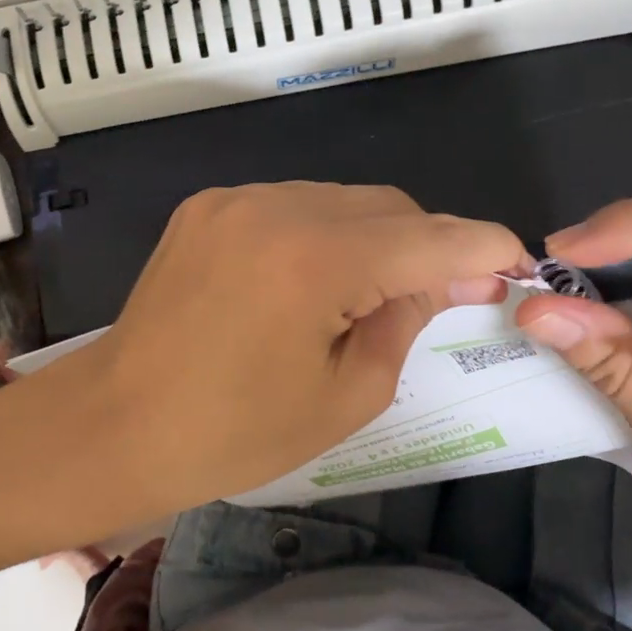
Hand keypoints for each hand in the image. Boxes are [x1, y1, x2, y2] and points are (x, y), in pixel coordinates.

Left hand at [85, 183, 524, 512]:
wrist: (117, 421)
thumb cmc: (233, 431)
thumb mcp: (346, 395)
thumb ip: (404, 321)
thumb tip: (443, 279)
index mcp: (316, 258)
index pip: (431, 236)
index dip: (484, 248)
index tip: (514, 267)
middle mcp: (275, 207)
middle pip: (385, 206)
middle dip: (424, 244)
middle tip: (434, 298)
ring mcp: (232, 199)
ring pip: (337, 200)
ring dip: (368, 237)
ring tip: (360, 297)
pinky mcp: (204, 206)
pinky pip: (287, 205)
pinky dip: (316, 233)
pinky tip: (303, 281)